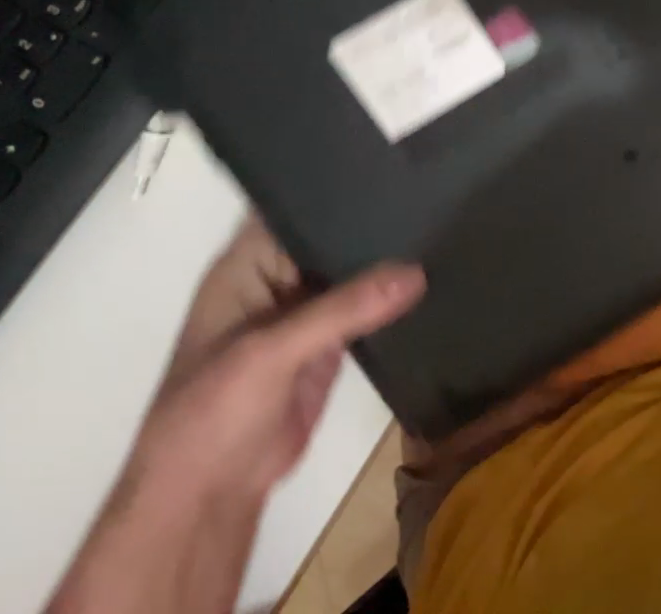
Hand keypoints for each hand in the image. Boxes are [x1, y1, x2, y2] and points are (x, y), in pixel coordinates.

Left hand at [46, 220, 424, 613]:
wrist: (211, 492)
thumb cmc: (213, 412)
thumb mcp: (272, 353)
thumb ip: (343, 310)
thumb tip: (417, 272)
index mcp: (246, 269)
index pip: (296, 210)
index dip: (340, 188)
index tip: (399, 168)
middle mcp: (278, 282)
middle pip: (334, 240)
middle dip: (379, 224)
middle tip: (442, 196)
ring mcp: (307, 314)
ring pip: (357, 274)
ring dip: (393, 262)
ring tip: (450, 228)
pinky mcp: (333, 344)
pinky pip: (371, 309)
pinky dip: (398, 298)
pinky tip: (440, 277)